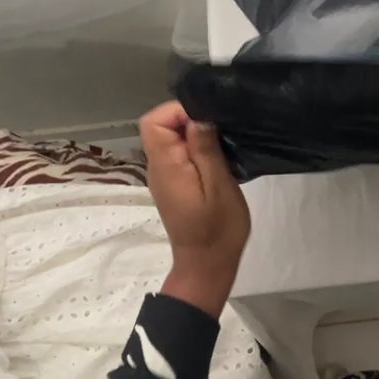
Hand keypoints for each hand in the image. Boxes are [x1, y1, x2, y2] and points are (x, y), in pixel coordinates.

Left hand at [139, 101, 250, 317]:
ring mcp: (165, 177)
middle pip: (161, 128)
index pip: (154, 122)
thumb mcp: (219, 187)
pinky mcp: (176, 184)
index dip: (178, 111)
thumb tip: (197, 117)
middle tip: (221, 132)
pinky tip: (220, 158)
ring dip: (197, 135)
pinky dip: (198, 149)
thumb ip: (205, 150)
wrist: (208, 266)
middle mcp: (158, 168)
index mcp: (166, 167)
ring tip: (224, 144)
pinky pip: (180, 155)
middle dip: (191, 120)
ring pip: (172, 140)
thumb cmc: (218, 229)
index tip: (208, 118)